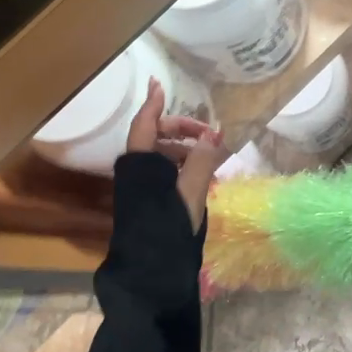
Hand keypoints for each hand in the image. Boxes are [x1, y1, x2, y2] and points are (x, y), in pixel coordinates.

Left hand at [126, 78, 226, 232]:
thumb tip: (214, 133)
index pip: (145, 124)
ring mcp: (141, 186)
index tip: (159, 84)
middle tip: (209, 134)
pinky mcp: (148, 200)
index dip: (153, 103)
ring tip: (210, 157)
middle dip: (182, 130)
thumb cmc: (168, 226)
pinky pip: (165, 173)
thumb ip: (202, 160)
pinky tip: (202, 176)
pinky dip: (182, 167)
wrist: (150, 268)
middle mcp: (136, 171)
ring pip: (161, 156)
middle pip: (156, 138)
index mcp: (141, 164)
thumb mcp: (190, 192)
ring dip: (185, 150)